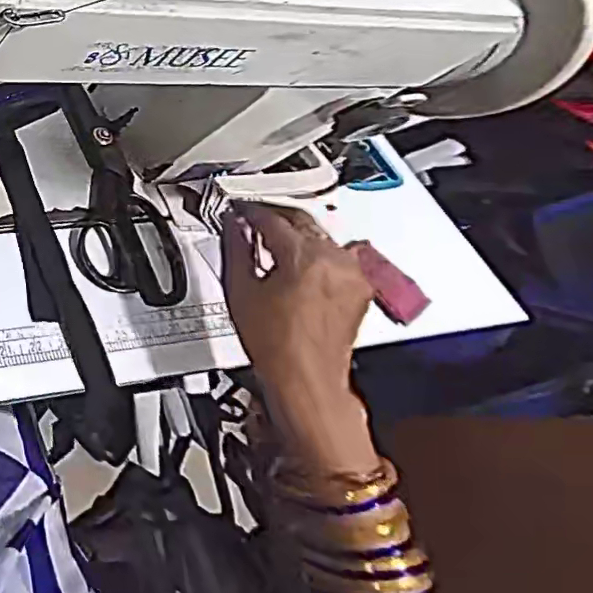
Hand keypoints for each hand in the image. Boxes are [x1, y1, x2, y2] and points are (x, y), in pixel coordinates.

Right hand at [222, 202, 379, 475]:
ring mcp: (352, 274)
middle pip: (300, 220)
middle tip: (248, 220)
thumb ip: (236, 247)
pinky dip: (312, 251)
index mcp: (306, 257)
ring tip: (267, 240)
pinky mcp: (359, 287)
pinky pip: (334, 254)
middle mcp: (336, 261)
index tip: (236, 212)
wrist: (306, 380)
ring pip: (318, 235)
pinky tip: (292, 260)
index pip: (271, 218)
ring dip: (293, 233)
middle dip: (272, 217)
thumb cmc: (277, 346)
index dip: (248, 212)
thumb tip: (234, 225)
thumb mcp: (240, 288)